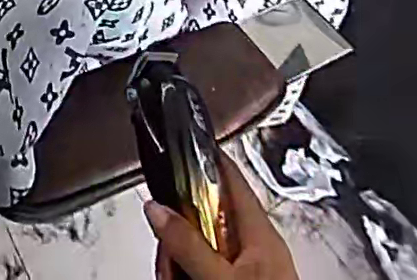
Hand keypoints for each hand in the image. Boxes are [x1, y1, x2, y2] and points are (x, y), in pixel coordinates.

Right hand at [145, 150, 297, 279]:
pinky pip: (205, 266)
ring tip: (170, 272)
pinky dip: (186, 270)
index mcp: (260, 232)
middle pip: (205, 212)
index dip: (201, 157)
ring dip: (178, 253)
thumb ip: (187, 241)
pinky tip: (177, 279)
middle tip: (164, 246)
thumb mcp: (221, 279)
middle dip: (177, 224)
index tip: (174, 149)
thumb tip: (156, 206)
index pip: (228, 174)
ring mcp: (250, 271)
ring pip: (201, 241)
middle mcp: (257, 246)